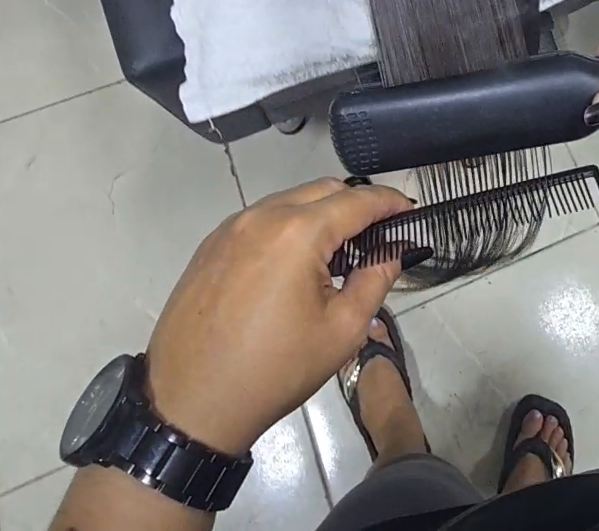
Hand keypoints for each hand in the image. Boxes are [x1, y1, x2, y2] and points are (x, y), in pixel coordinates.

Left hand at [143, 179, 414, 454]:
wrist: (187, 407)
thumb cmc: (273, 370)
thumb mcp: (341, 330)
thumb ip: (375, 279)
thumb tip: (394, 250)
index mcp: (298, 232)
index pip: (358, 200)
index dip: (390, 202)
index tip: (411, 211)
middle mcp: (262, 216)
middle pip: (324, 190)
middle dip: (357, 205)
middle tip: (378, 235)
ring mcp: (231, 228)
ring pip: (291, 201)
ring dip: (321, 215)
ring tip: (338, 254)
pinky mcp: (211, 246)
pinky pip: (262, 220)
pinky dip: (289, 227)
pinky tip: (294, 266)